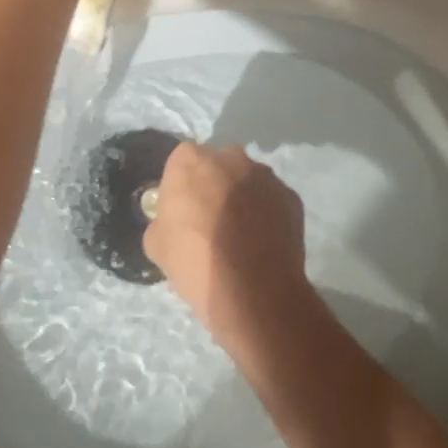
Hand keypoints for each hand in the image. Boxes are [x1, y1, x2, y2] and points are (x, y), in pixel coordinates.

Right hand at [144, 141, 310, 338]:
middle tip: (211, 219)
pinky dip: (268, 215)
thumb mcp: (156, 244)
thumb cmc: (195, 261)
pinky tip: (262, 243)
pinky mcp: (291, 197)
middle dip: (215, 184)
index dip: (182, 186)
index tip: (182, 210)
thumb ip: (163, 220)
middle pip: (218, 164)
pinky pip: (272, 201)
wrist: (252, 290)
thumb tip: (173, 223)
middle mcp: (230, 157)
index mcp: (190, 160)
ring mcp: (265, 175)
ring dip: (244, 197)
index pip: (181, 162)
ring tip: (241, 235)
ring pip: (249, 180)